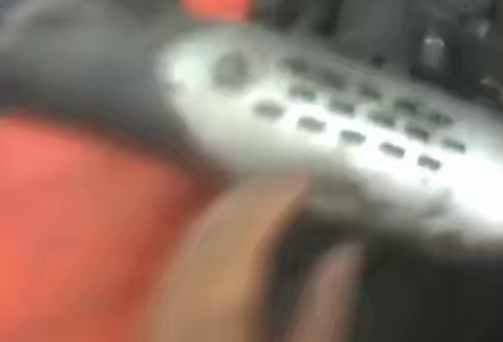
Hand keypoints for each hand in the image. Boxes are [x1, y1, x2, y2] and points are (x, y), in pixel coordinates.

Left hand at [150, 177, 361, 341]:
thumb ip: (323, 319)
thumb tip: (346, 253)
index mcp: (215, 337)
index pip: (233, 257)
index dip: (268, 208)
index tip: (305, 179)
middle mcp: (175, 332)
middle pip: (198, 254)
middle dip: (243, 203)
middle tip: (290, 177)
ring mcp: (156, 338)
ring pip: (177, 265)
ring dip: (222, 220)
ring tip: (266, 195)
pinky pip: (172, 284)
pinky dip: (205, 247)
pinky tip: (230, 240)